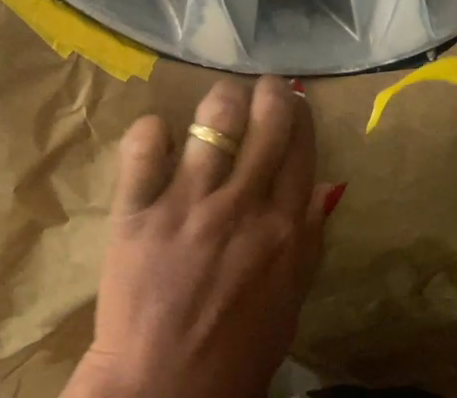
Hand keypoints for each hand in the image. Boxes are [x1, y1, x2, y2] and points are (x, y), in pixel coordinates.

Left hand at [64, 77, 338, 397]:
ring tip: (215, 106)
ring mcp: (188, 202)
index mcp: (284, 232)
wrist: (162, 391)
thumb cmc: (232, 356)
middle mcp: (242, 206)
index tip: (291, 101)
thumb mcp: (287, 303)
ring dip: (219, 101)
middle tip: (259, 88)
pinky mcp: (137, 207)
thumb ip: (303, 244)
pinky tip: (157, 137)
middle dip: (267, 92)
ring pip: (214, 117)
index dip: (298, 114)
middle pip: (267, 119)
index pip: (302, 148)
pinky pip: (144, 142)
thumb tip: (319, 192)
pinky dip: (151, 131)